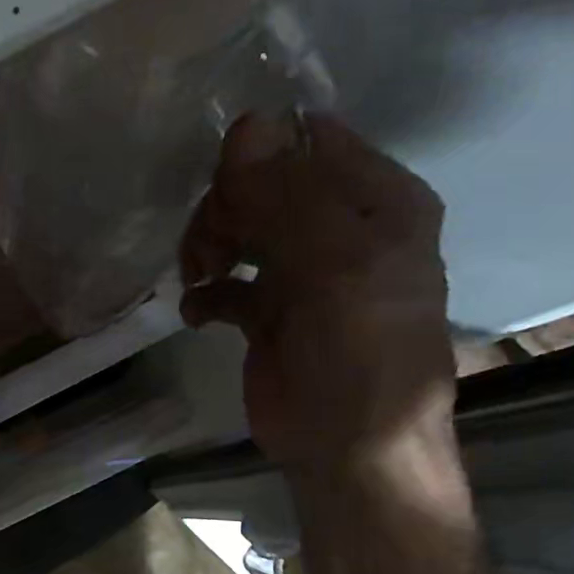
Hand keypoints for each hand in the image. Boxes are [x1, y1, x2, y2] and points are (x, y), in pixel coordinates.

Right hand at [180, 113, 454, 469]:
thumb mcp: (333, 265)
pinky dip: (205, 292)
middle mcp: (339, 228)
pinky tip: (197, 312)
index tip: (225, 186)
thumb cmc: (358, 352)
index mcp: (376, 201)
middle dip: (227, 210)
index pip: (310, 141)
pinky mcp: (267, 313)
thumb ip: (288, 196)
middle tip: (211, 250)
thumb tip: (244, 125)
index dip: (260, 152)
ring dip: (209, 246)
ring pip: (237, 229)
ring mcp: (301, 272)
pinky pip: (224, 282)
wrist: (348, 448)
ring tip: (198, 279)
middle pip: (263, 184)